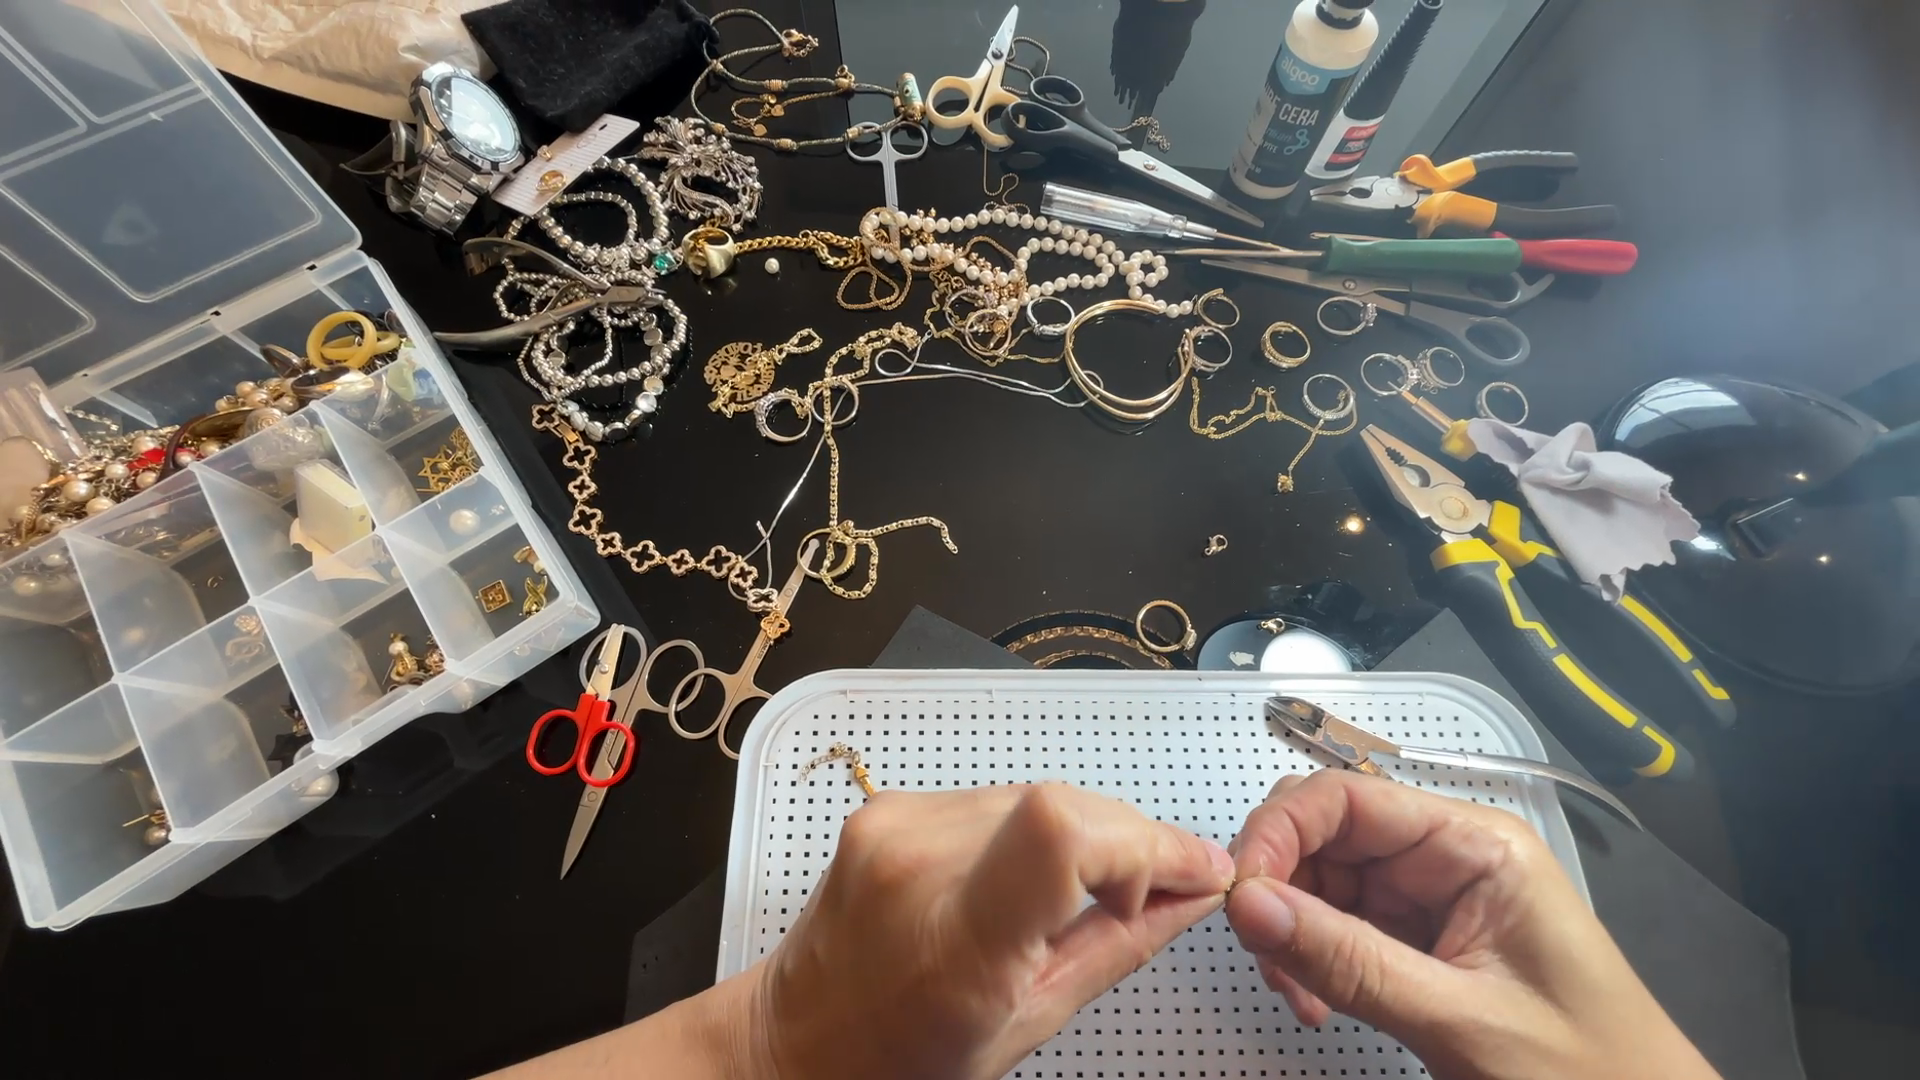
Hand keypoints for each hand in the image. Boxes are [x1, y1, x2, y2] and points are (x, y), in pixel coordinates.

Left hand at [747, 784, 1234, 1079]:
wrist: (800, 1033)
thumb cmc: (904, 1058)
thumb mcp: (1028, 1026)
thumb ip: (1119, 948)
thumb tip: (1192, 894)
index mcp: (954, 939)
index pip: (1059, 833)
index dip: (1142, 841)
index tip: (1190, 870)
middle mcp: (917, 860)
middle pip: (1063, 804)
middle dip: (1130, 840)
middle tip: (1156, 888)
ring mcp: (895, 823)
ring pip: (1035, 795)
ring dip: (1083, 833)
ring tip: (1085, 889)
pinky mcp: (889, 804)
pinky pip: (992, 797)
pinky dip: (1032, 827)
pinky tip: (1027, 873)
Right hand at [1225, 770, 1719, 1079]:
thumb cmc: (1589, 1078)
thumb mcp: (1467, 1023)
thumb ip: (1349, 962)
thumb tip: (1242, 904)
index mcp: (1468, 842)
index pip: (1346, 798)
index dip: (1280, 829)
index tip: (1238, 891)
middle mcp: (1434, 852)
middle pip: (1319, 832)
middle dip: (1278, 885)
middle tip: (1261, 951)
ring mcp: (1414, 892)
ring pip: (1311, 877)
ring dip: (1285, 929)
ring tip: (1297, 997)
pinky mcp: (1401, 932)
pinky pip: (1325, 921)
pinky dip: (1302, 955)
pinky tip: (1313, 1001)